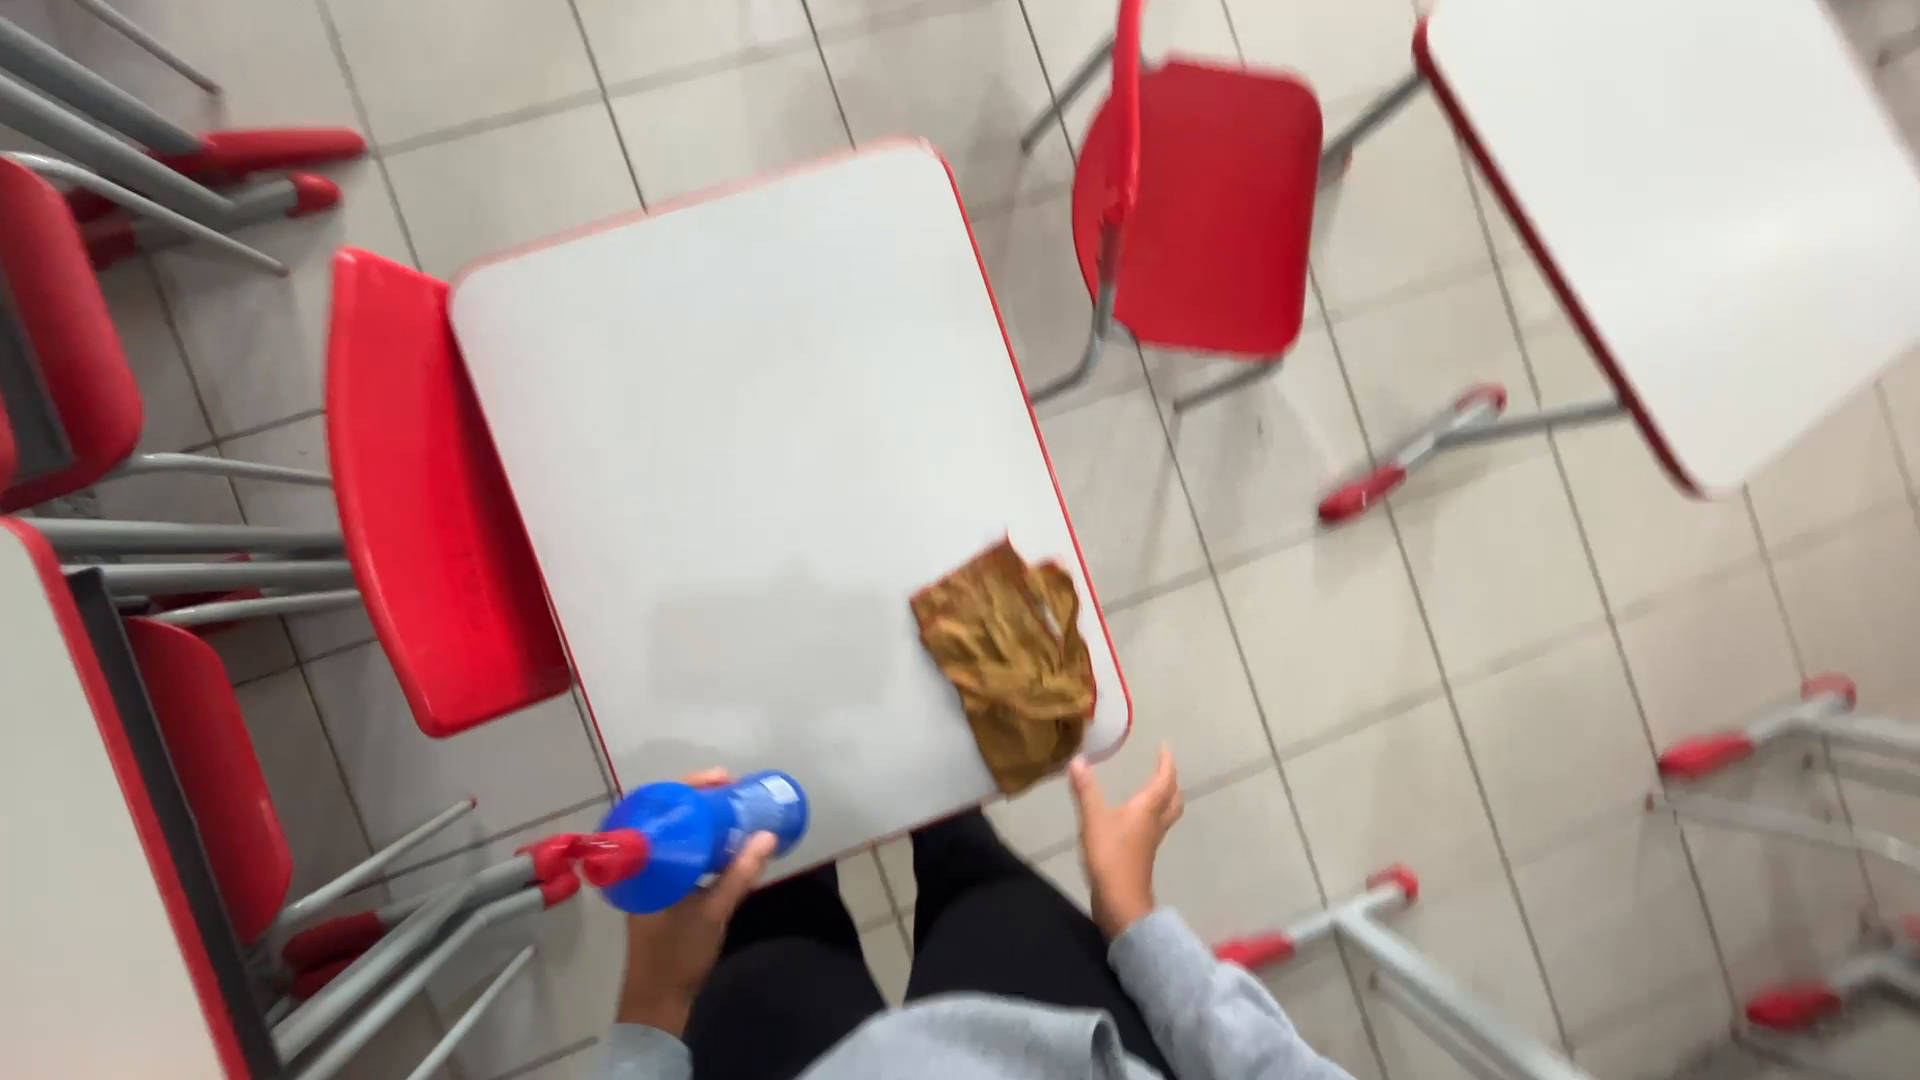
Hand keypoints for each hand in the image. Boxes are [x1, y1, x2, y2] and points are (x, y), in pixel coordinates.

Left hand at [614, 769, 778, 1035]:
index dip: (690, 787)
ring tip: (732, 802)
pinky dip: (700, 838)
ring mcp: (651, 877)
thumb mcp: (714, 911)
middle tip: (731, 786)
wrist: (658, 1002)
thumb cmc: (678, 955)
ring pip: (675, 832)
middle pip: (669, 815)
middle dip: (700, 796)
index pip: (662, 810)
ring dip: (701, 816)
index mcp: (646, 864)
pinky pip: (680, 849)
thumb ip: (741, 873)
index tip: (721, 780)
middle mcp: (643, 864)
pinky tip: (723, 836)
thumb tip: (769, 836)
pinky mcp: (662, 888)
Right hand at [1068, 748, 1182, 939]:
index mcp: (1147, 809)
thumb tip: (1078, 759)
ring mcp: (1150, 841)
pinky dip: (1150, 814)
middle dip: (1171, 782)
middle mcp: (1154, 822)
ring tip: (1152, 788)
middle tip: (1162, 768)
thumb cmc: (1111, 856)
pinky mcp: (1142, 855)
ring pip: (1166, 814)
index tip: (1164, 747)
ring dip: (1164, 799)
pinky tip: (1133, 817)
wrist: (1120, 902)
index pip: (1164, 781)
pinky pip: (1153, 826)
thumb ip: (1086, 789)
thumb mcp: (1093, 818)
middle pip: (1173, 799)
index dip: (1166, 763)